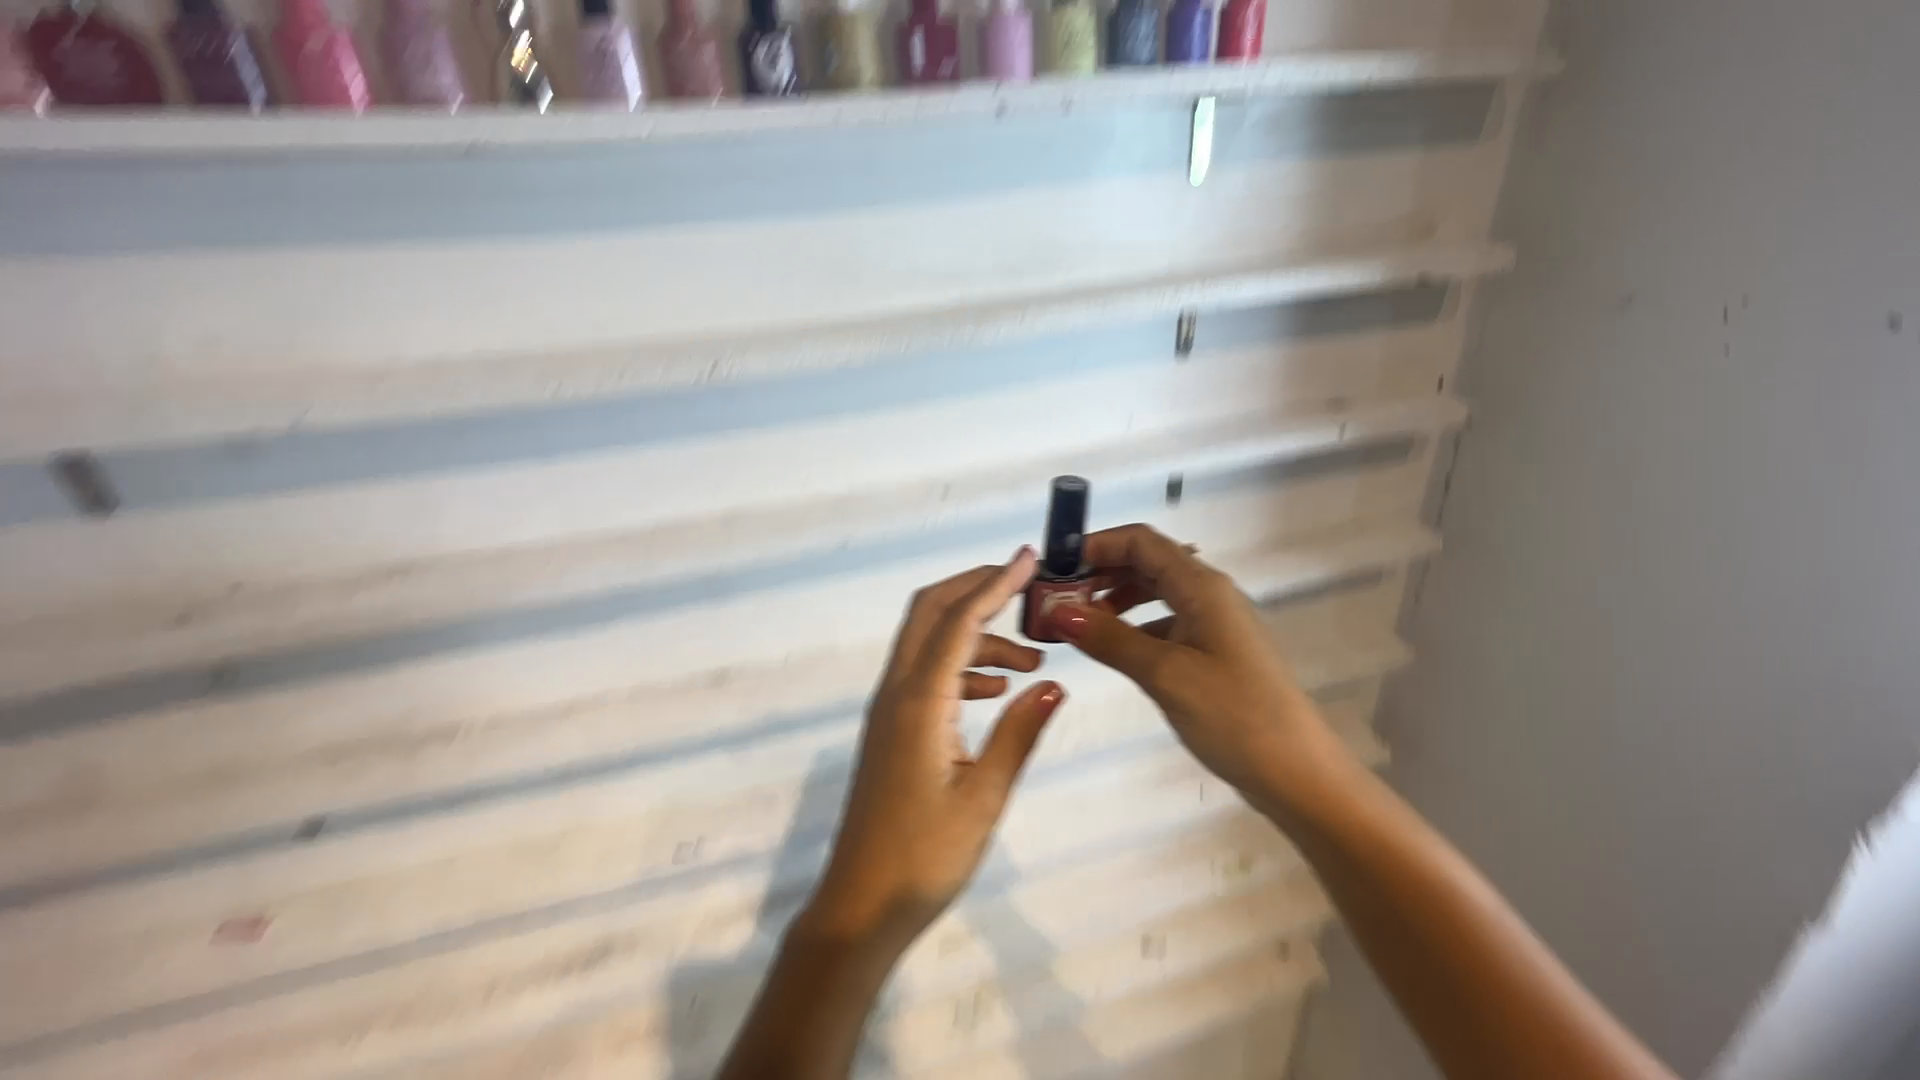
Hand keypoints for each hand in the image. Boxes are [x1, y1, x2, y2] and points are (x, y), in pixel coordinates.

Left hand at [799, 547, 1066, 950]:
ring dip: (976, 637)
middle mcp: (896, 694)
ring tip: (1031, 663)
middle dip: (976, 589)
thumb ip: (1018, 735)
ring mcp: (888, 712)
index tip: (1030, 557)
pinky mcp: (891, 731)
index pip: (959, 621)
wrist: (861, 905)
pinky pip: (926, 676)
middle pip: (930, 614)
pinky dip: (961, 668)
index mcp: (918, 702)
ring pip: (929, 644)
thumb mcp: (984, 798)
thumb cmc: (925, 857)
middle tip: (1028, 589)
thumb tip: (1056, 686)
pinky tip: (995, 693)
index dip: (995, 583)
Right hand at [1051, 524, 1363, 815]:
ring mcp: (1215, 625)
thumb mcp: (1164, 674)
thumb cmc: (1233, 715)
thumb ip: (1110, 638)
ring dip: (1115, 601)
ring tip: (1077, 625)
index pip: (1141, 541)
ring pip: (1156, 594)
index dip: (1096, 544)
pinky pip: (1167, 624)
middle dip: (1100, 573)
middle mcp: (1209, 595)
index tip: (1055, 566)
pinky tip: (1114, 651)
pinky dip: (1135, 628)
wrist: (1297, 772)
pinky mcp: (1216, 654)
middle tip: (1057, 600)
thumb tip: (1058, 612)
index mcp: (1202, 586)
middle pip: (1147, 563)